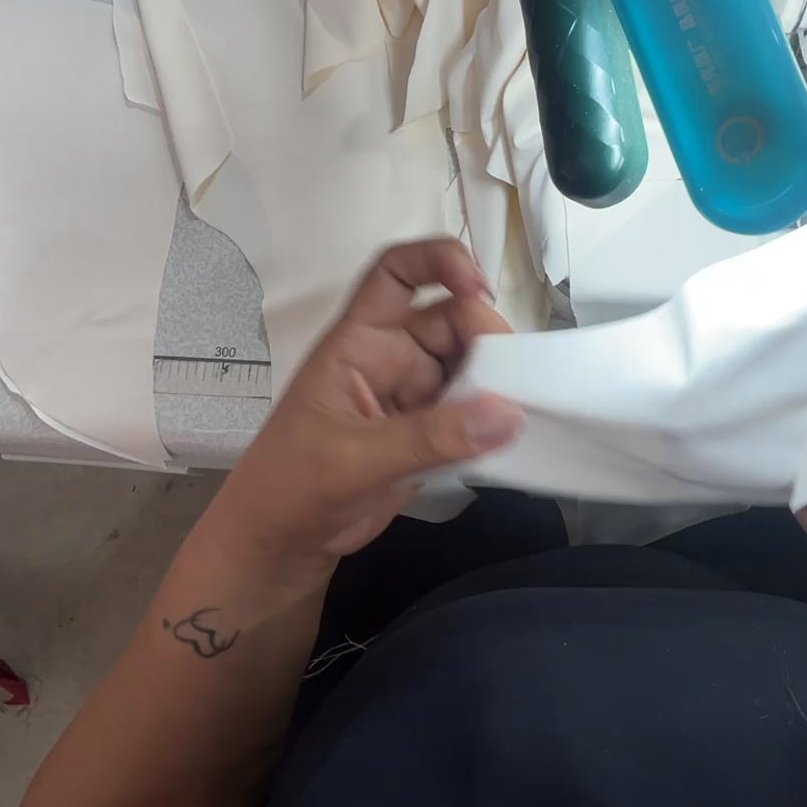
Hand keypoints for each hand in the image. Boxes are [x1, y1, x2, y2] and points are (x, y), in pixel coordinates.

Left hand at [203, 238, 525, 568]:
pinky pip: (473, 411)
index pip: (396, 274)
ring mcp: (414, 395)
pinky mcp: (431, 432)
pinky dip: (495, 418)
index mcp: (359, 341)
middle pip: (450, 320)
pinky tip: (516, 432)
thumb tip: (508, 414)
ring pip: (469, 365)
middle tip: (515, 375)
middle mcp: (391, 357)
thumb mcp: (354, 459)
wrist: (282, 545)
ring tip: (525, 405)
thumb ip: (429, 439)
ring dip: (497, 379)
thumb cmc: (292, 486)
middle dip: (485, 336)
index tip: (480, 287)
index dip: (438, 262)